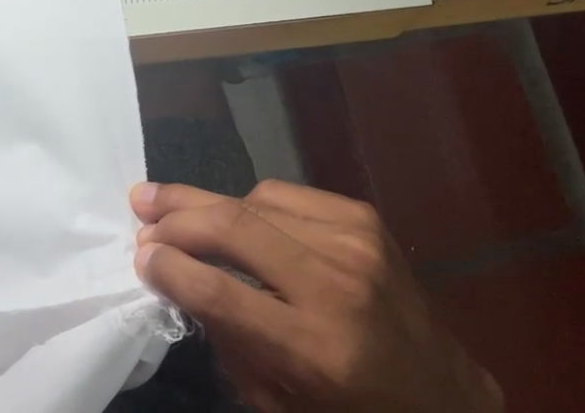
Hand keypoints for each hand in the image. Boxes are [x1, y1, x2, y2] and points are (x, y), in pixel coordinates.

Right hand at [131, 180, 501, 412]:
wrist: (445, 395)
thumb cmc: (353, 412)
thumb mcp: (281, 403)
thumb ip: (228, 340)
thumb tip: (178, 277)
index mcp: (316, 349)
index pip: (220, 293)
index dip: (170, 268)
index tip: (139, 256)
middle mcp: (336, 285)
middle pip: (233, 228)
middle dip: (177, 217)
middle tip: (139, 208)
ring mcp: (355, 243)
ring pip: (254, 199)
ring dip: (207, 203)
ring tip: (176, 209)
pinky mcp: (364, 219)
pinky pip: (285, 193)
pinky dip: (251, 203)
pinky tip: (236, 216)